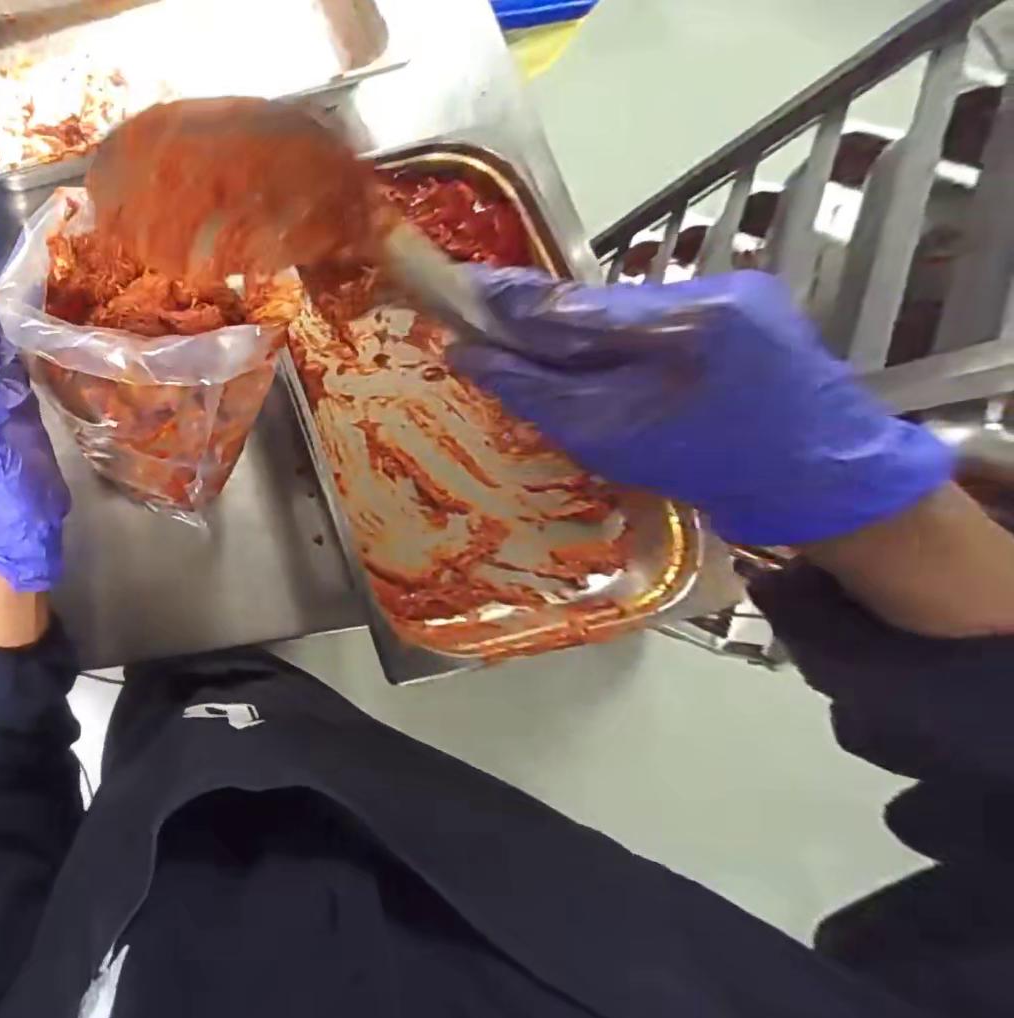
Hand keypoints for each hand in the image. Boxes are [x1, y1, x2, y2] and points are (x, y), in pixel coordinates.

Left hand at [0, 284, 69, 591]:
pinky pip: (24, 388)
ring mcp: (10, 418)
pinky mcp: (29, 426)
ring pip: (8, 372)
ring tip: (23, 309)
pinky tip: (35, 348)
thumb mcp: (0, 459)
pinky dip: (27, 365)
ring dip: (12, 342)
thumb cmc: (14, 501)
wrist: (28, 530)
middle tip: (10, 293)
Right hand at [449, 268, 953, 545]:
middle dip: (530, 317)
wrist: (818, 475)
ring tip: (526, 354)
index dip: (500, 299)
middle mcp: (704, 287)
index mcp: (675, 321)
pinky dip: (605, 339)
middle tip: (476, 323)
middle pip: (587, 302)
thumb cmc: (700, 463)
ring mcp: (728, 290)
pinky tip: (590, 364)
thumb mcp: (597, 432)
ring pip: (614, 310)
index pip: (561, 304)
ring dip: (567, 332)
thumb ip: (528, 388)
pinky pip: (643, 318)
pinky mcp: (739, 304)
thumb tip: (465, 353)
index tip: (453, 288)